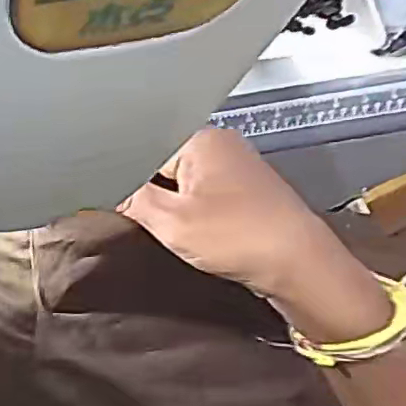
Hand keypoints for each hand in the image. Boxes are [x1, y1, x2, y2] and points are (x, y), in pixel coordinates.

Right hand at [119, 127, 389, 341]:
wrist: (299, 266)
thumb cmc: (241, 238)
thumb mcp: (170, 221)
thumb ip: (131, 200)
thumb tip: (107, 193)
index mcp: (202, 139)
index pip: (141, 152)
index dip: (125, 182)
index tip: (120, 208)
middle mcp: (220, 146)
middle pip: (160, 168)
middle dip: (148, 197)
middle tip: (148, 223)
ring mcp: (234, 170)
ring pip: (179, 186)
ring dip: (170, 211)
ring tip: (174, 231)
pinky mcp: (242, 194)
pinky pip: (200, 199)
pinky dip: (190, 217)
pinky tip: (192, 236)